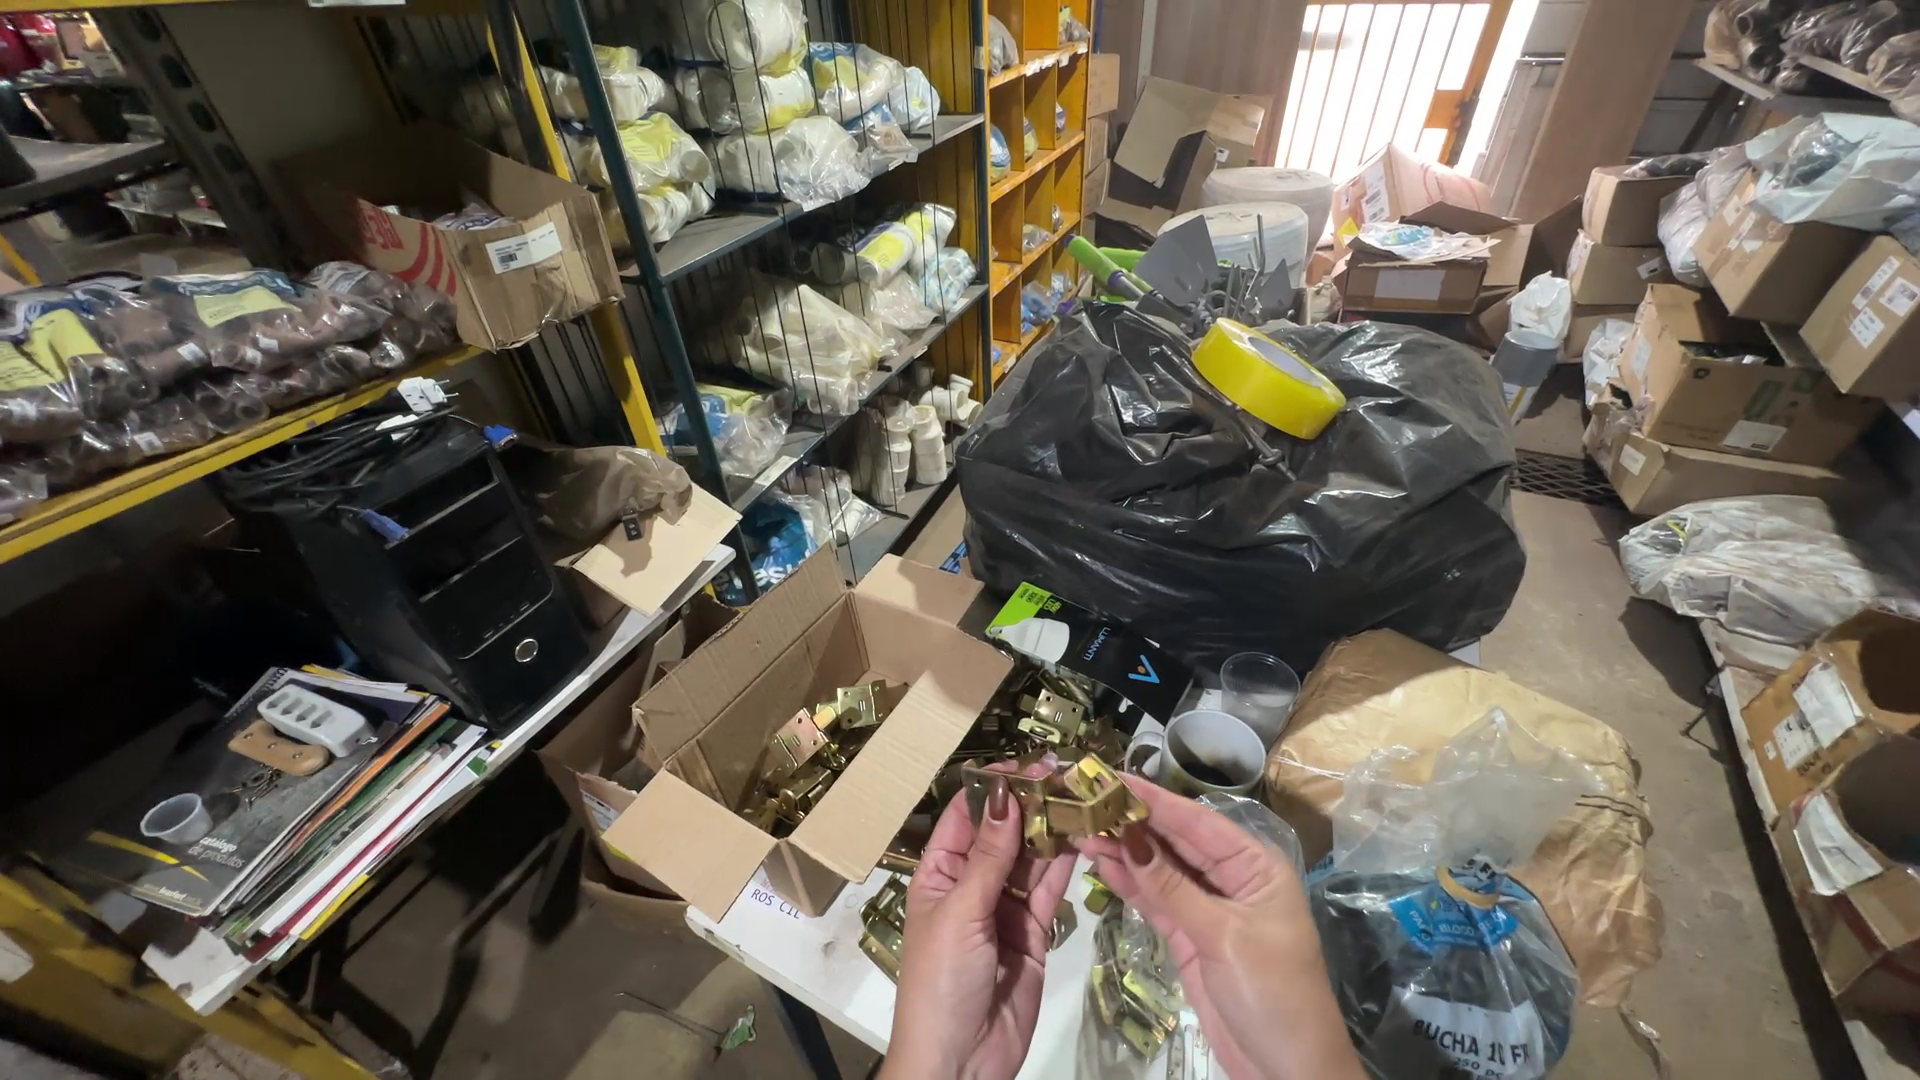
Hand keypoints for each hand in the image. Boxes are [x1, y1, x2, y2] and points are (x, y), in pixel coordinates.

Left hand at [880, 767, 1076, 1079]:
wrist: (960, 1065)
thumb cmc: (940, 980)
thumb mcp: (960, 912)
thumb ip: (989, 856)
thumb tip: (1004, 794)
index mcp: (939, 872)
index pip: (966, 816)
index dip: (993, 788)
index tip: (1024, 764)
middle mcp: (972, 882)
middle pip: (1003, 832)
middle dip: (1029, 803)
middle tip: (1062, 772)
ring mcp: (1004, 906)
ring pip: (1030, 856)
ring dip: (1051, 827)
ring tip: (1078, 793)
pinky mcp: (1034, 930)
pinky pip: (1049, 889)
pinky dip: (1065, 862)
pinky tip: (1082, 832)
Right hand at [1078, 776, 1365, 1079]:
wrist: (1288, 1075)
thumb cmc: (1274, 994)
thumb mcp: (1223, 935)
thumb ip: (1171, 886)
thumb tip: (1126, 836)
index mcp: (1254, 865)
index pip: (1196, 822)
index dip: (1153, 799)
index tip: (1111, 776)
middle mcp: (1230, 877)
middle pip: (1175, 840)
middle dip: (1132, 822)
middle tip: (1086, 799)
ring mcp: (1207, 906)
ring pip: (1159, 868)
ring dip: (1123, 850)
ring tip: (1082, 828)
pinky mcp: (1188, 934)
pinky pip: (1155, 899)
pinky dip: (1128, 883)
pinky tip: (1100, 863)